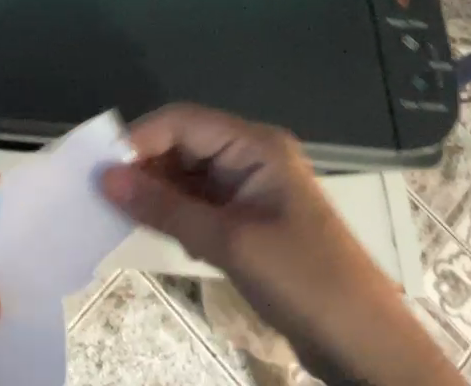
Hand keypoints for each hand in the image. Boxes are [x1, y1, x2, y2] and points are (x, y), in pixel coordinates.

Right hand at [99, 105, 461, 385]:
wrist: (369, 350)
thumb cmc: (305, 282)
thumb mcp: (229, 243)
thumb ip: (164, 207)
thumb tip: (103, 177)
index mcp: (255, 146)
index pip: (182, 121)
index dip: (140, 139)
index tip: (101, 169)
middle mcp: (250, 157)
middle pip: (182, 144)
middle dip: (145, 167)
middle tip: (105, 196)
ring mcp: (250, 190)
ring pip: (187, 175)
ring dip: (158, 193)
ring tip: (125, 216)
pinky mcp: (249, 222)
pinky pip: (199, 203)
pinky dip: (176, 214)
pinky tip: (164, 235)